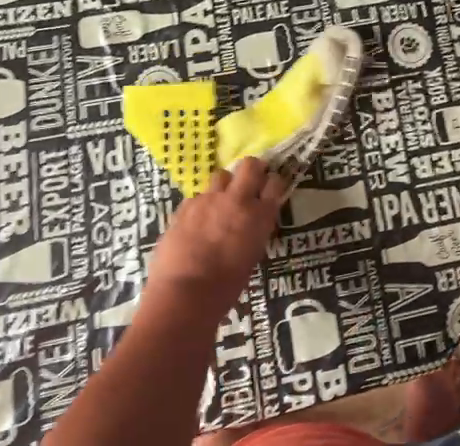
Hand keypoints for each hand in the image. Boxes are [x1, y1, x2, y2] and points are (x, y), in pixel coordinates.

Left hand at [148, 158, 287, 318]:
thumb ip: (253, 232)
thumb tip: (250, 224)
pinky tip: (196, 223)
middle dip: (252, 170)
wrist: (184, 294)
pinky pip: (198, 196)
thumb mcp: (251, 258)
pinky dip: (201, 205)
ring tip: (219, 204)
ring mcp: (209, 200)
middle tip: (249, 183)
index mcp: (259, 217)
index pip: (275, 183)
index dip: (273, 183)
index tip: (270, 188)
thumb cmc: (225, 288)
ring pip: (221, 175)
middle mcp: (237, 201)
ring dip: (224, 186)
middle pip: (250, 166)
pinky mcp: (186, 206)